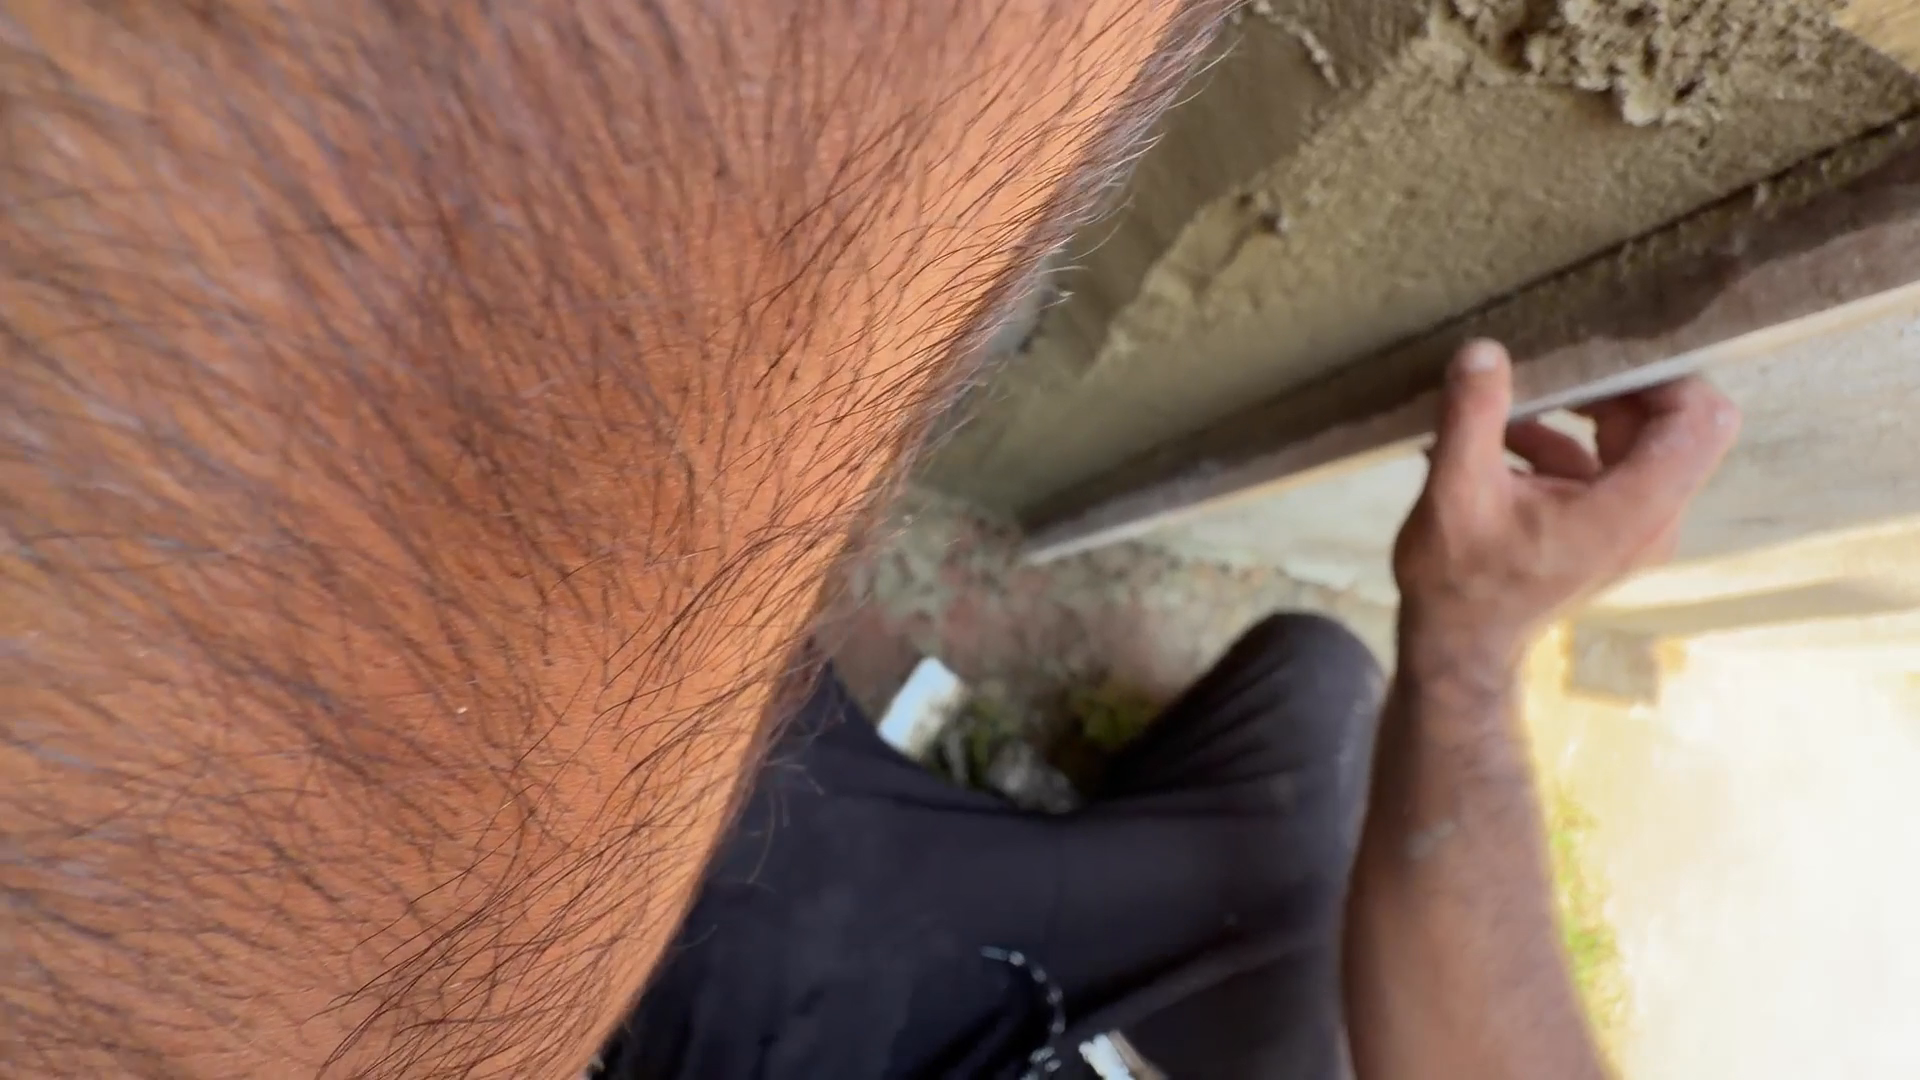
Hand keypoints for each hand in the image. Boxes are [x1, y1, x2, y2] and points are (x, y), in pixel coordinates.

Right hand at [1393, 339, 1739, 670]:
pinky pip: (1595, 477)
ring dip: (1568, 424)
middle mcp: (1649, 520)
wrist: (1454, 643)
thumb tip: (1483, 352)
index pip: (1699, 420)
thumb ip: (1473, 418)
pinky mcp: (1599, 538)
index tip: (1591, 362)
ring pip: (1627, 451)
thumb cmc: (1457, 577)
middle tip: (1544, 378)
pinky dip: (1551, 455)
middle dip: (1606, 395)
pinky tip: (1487, 451)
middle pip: (1668, 429)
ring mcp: (1627, 532)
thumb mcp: (1454, 492)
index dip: (1660, 377)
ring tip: (1495, 417)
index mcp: (1631, 509)